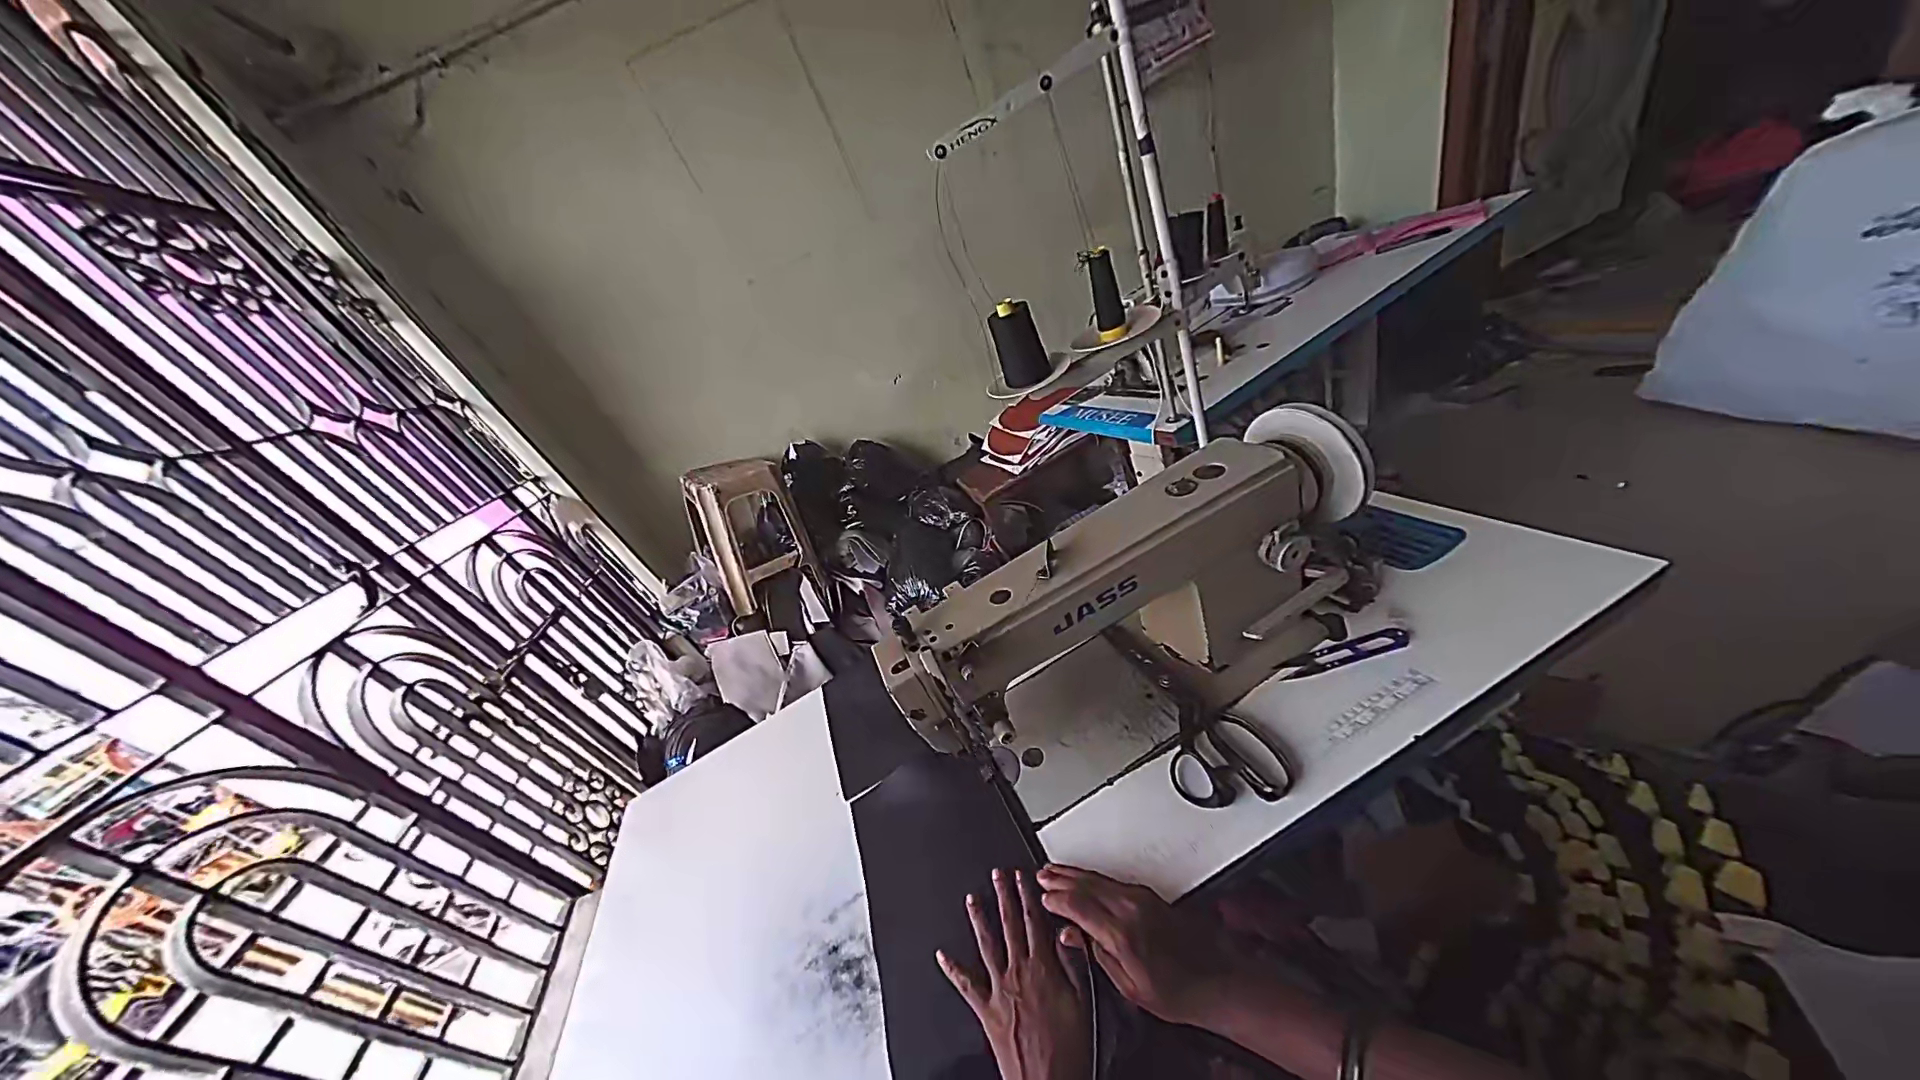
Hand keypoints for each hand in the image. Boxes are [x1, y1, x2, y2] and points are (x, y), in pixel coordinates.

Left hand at [937, 868, 1091, 1079]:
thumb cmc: (1069, 1048)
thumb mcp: (1083, 1001)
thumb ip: (1074, 963)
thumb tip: (1066, 932)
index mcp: (1043, 968)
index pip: (1034, 921)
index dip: (1028, 895)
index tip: (1023, 876)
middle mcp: (1017, 972)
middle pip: (1009, 925)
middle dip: (1004, 896)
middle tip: (997, 874)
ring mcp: (998, 990)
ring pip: (986, 944)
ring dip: (979, 919)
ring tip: (972, 898)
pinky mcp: (985, 1009)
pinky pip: (965, 984)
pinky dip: (952, 968)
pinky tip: (942, 954)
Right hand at [1036, 864, 1239, 1026]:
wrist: (1214, 979)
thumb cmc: (1176, 991)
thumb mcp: (1129, 987)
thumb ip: (1097, 955)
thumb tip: (1072, 935)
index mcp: (1121, 933)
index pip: (1078, 906)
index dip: (1056, 900)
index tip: (1043, 898)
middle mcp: (1129, 909)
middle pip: (1085, 884)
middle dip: (1060, 879)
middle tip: (1040, 875)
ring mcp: (1140, 898)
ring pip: (1097, 878)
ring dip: (1073, 873)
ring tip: (1054, 871)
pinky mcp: (1147, 895)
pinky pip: (1110, 880)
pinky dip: (1091, 876)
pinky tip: (1083, 877)